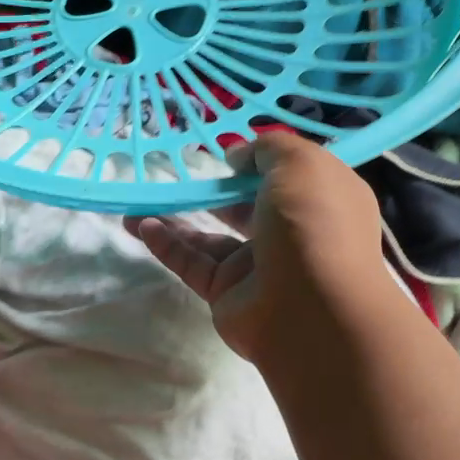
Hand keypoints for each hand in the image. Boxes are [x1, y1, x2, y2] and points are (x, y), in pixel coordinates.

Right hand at [124, 130, 385, 363]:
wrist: (310, 310)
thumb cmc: (313, 226)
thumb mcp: (301, 165)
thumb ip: (269, 150)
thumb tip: (238, 156)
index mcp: (320, 201)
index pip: (288, 177)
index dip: (258, 163)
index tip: (228, 155)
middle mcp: (289, 233)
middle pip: (245, 207)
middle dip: (212, 191)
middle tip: (179, 175)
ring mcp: (256, 267)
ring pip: (210, 237)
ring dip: (176, 218)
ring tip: (140, 202)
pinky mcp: (226, 292)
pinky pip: (193, 263)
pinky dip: (167, 245)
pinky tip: (141, 226)